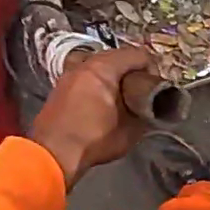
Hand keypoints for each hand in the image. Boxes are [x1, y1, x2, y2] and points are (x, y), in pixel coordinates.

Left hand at [28, 47, 154, 187]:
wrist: (53, 154)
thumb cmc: (95, 139)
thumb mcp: (132, 128)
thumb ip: (146, 111)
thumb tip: (154, 107)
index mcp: (103, 69)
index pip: (138, 55)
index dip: (153, 69)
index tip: (156, 88)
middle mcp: (83, 65)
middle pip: (118, 56)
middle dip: (134, 70)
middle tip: (142, 90)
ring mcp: (68, 74)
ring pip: (100, 64)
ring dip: (115, 75)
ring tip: (123, 94)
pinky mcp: (60, 86)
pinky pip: (87, 74)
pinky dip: (99, 81)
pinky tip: (105, 99)